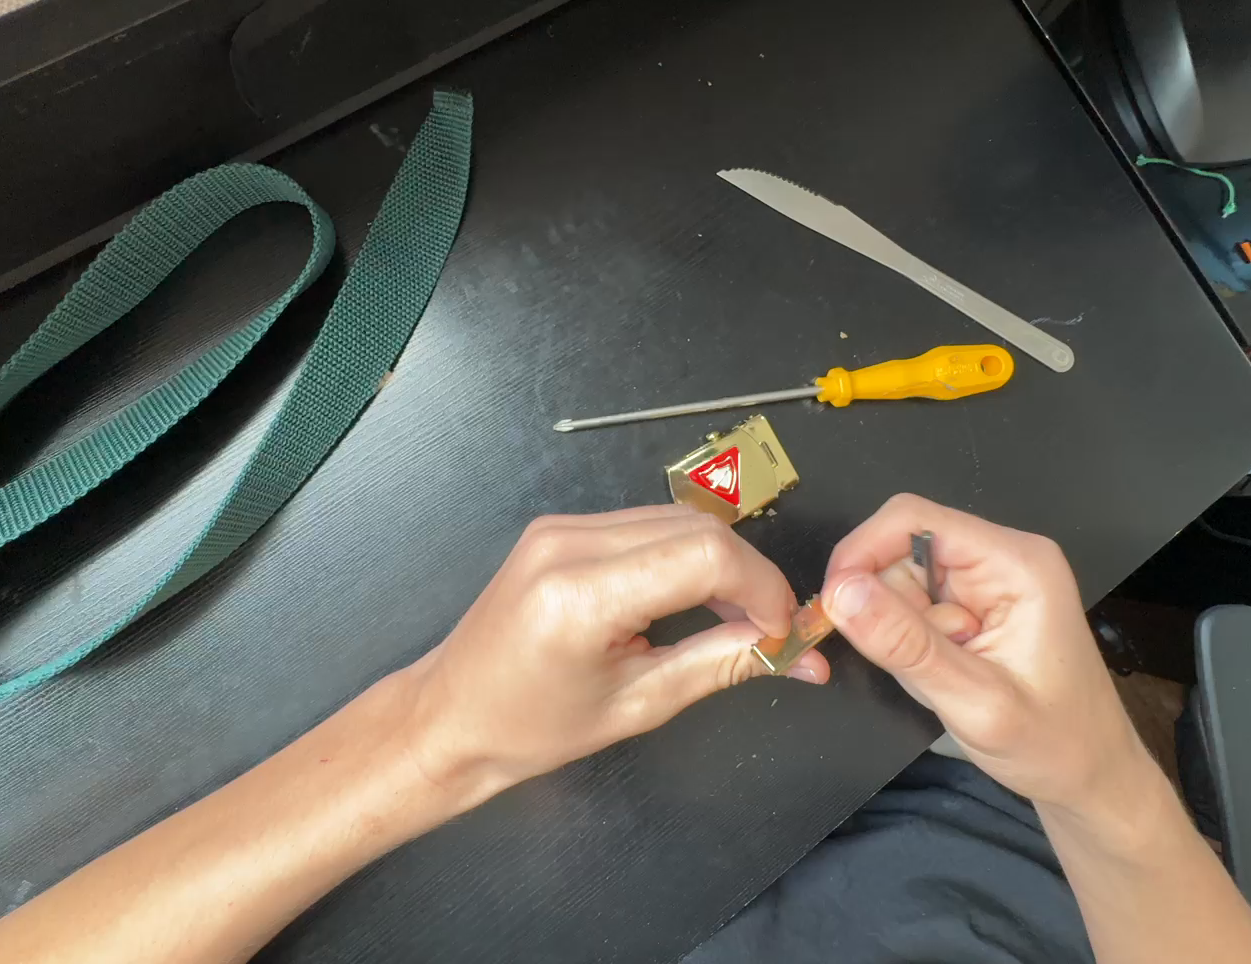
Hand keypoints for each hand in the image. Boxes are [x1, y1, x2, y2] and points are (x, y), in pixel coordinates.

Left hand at [404, 506, 829, 796]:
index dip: (761, 586)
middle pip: (697, 528)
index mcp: (581, 595)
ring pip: (675, 519)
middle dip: (747, 575)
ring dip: (718, 562)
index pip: (704, 554)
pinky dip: (683, 554)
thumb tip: (800, 656)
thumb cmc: (533, 730)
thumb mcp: (638, 705)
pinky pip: (644, 524)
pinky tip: (688, 594)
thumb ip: (722, 664)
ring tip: (730, 616)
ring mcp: (562, 525)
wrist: (450, 713)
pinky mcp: (561, 525)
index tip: (779, 631)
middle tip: (763, 629)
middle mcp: (570, 541)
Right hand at [818, 494, 1149, 810]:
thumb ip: (905, 645)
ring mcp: (982, 578)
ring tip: (939, 678)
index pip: (911, 519)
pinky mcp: (968, 601)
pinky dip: (905, 641)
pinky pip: (908, 604)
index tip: (833, 605)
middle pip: (898, 551)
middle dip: (886, 608)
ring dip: (898, 631)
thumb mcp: (976, 702)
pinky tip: (939, 673)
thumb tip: (839, 593)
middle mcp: (997, 556)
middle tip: (912, 666)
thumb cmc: (1056, 747)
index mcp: (1014, 562)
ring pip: (896, 580)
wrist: (1092, 781)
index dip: (861, 552)